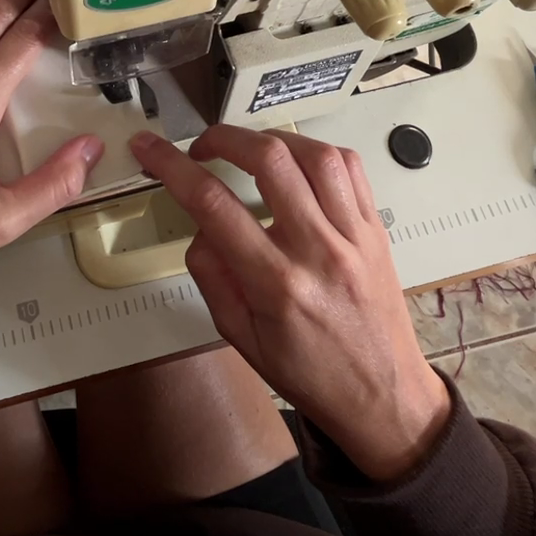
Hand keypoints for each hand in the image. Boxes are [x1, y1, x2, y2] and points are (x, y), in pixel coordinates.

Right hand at [129, 126, 449, 481]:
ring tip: (249, 150)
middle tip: (203, 147)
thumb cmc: (309, 373)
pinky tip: (295, 162)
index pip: (213, 204)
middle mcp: (318, 249)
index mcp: (276, 283)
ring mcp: (353, 234)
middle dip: (222, 137)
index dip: (172, 166)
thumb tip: (201, 225)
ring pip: (314, 153)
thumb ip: (212, 275)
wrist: (385, 398)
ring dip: (270, 139)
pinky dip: (315, 150)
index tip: (150, 148)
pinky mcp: (374, 227)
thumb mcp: (240, 338)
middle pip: (268, 160)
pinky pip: (350, 166)